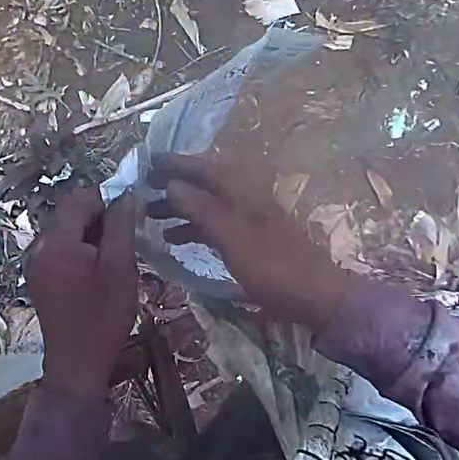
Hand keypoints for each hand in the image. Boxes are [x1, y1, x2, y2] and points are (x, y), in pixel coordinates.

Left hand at [26, 189, 139, 401]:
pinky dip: (78, 249)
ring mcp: (34, 262)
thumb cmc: (103, 315)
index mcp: (56, 241)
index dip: (106, 200)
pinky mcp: (38, 276)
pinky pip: (58, 248)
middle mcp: (38, 246)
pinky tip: (96, 269)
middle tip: (123, 238)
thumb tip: (125, 196)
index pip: (79, 199)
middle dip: (97, 217)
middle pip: (68, 213)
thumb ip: (120, 226)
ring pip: (65, 230)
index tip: (128, 215)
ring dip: (89, 234)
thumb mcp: (119, 267)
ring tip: (112, 256)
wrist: (77, 362)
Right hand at [147, 153, 349, 330]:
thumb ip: (201, 209)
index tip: (146, 162)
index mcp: (242, 192)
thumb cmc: (273, 267)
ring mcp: (248, 218)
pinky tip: (173, 238)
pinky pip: (213, 223)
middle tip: (142, 188)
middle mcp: (245, 197)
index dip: (174, 163)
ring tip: (150, 214)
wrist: (316, 296)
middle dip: (173, 183)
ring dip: (179, 206)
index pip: (203, 166)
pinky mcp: (249, 238)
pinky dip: (192, 226)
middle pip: (203, 182)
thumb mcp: (232, 237)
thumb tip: (171, 184)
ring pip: (206, 203)